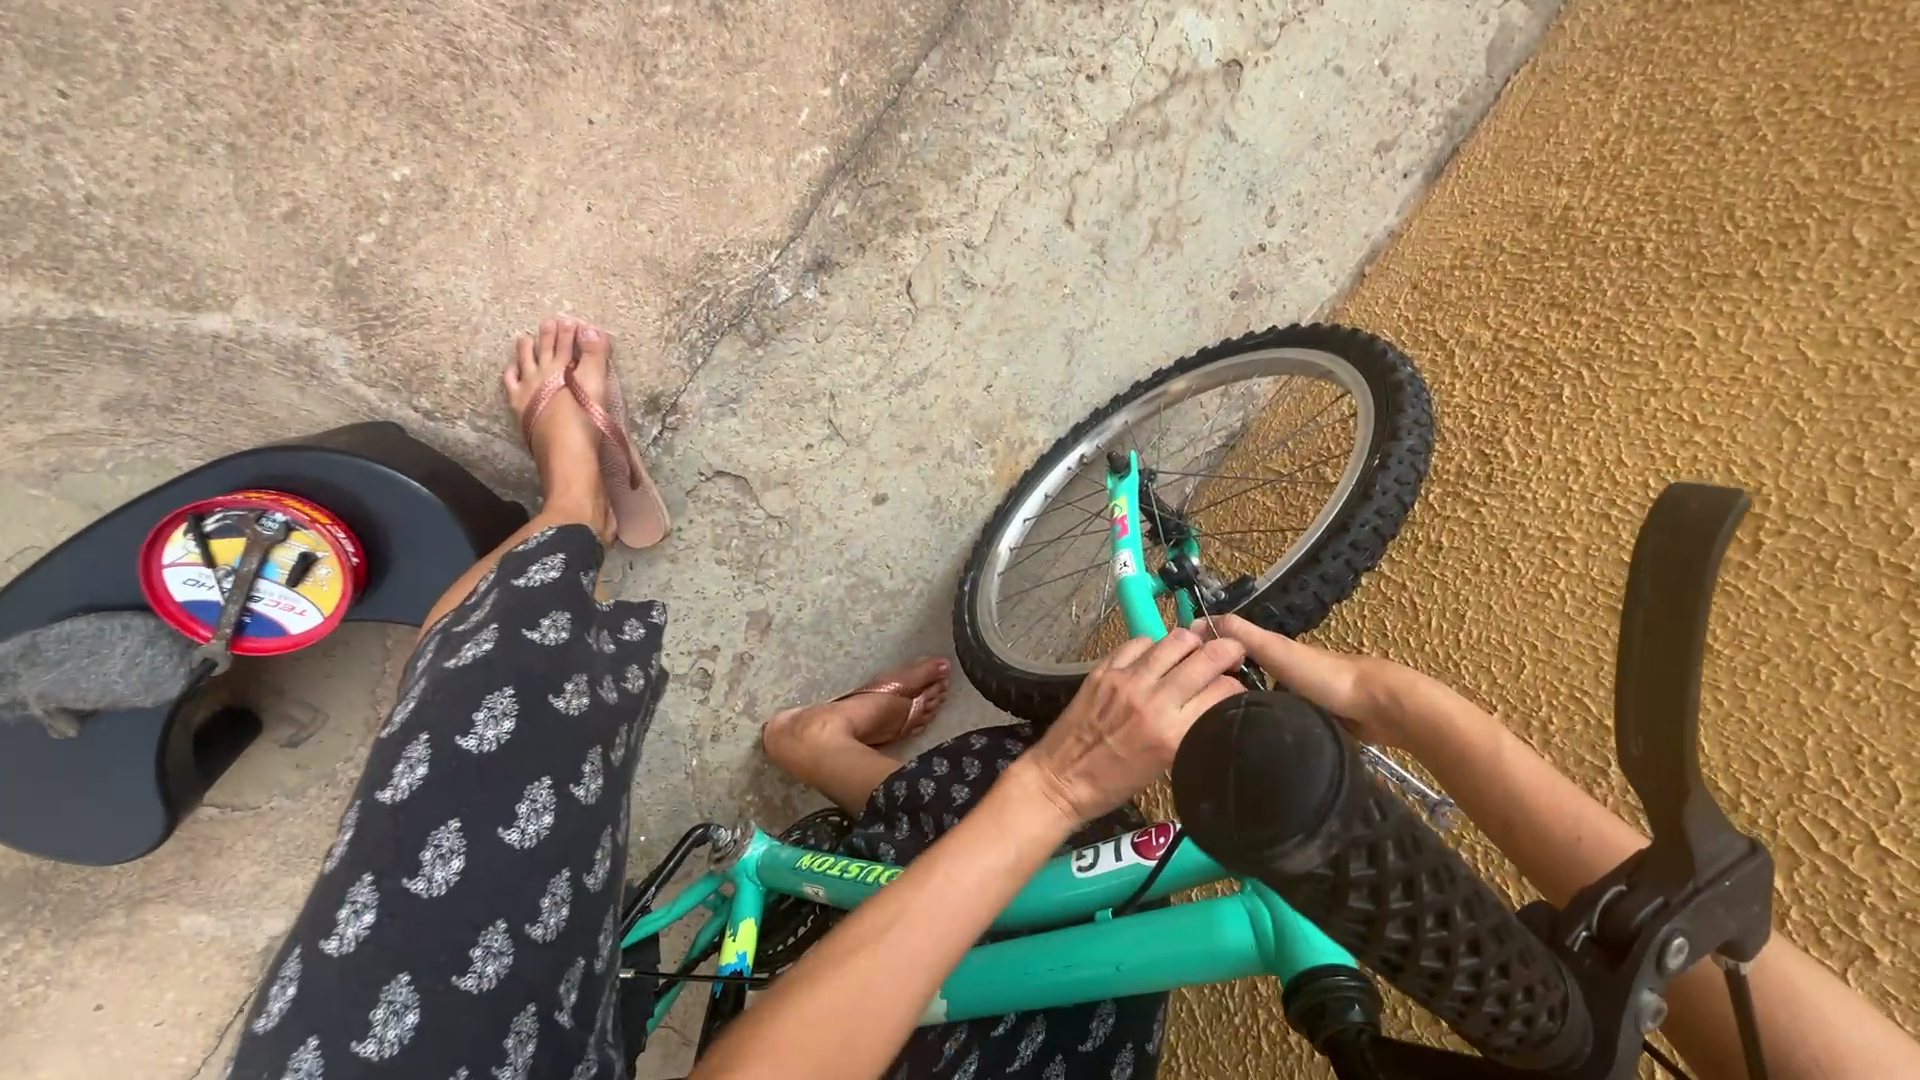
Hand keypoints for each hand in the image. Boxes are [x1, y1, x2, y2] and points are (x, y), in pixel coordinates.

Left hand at [1022, 629, 1246, 825]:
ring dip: (1192, 643)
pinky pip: (1139, 643)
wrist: (1063, 778)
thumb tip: (1215, 699)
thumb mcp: (1168, 763)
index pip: (1224, 690)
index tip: (1236, 685)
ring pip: (1176, 641)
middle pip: (1207, 657)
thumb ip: (1193, 728)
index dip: (1237, 684)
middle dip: (1228, 650)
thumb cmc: (1116, 782)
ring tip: (1194, 651)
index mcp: (1175, 732)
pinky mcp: (1104, 670)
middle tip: (1231, 652)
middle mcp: (1155, 700)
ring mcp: (1128, 680)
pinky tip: (1155, 658)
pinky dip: (1153, 646)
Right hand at [1201, 614, 1419, 748]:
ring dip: (1239, 711)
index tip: (1178, 674)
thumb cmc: (1325, 676)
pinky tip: (1246, 742)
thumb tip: (1197, 622)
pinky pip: (1276, 723)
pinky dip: (1261, 728)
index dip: (1205, 658)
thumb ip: (1243, 635)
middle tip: (1189, 709)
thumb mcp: (1276, 650)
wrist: (1378, 708)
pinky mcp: (1309, 724)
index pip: (1229, 651)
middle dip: (1218, 688)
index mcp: (1272, 653)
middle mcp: (1281, 675)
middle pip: (1242, 677)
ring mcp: (1296, 701)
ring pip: (1257, 702)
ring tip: (1209, 730)